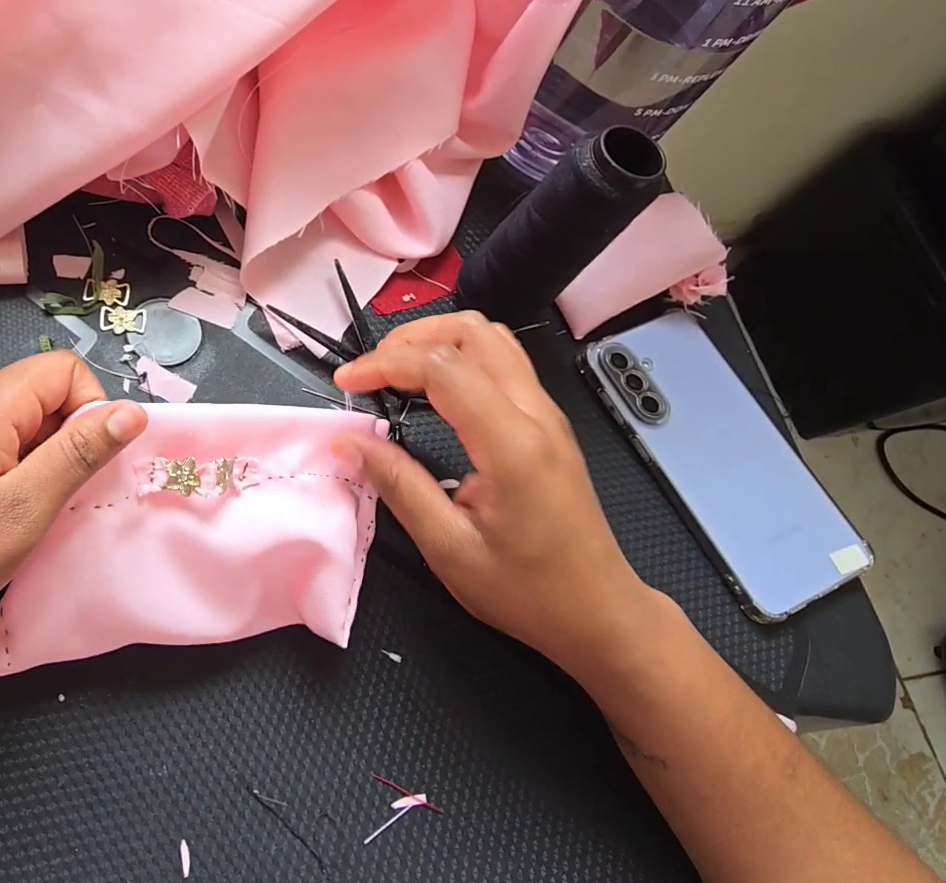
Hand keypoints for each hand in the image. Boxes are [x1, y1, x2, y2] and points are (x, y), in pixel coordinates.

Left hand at [0, 351, 146, 662]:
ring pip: (20, 423)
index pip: (68, 370)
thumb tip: (133, 411)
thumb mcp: (22, 509)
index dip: (93, 411)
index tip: (85, 469)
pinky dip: (12, 472)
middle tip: (55, 500)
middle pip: (44, 393)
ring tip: (25, 514)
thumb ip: (79, 454)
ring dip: (41, 461)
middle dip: (69, 439)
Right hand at [333, 312, 661, 671]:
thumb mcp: (449, 547)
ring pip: (492, 340)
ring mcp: (547, 415)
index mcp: (513, 444)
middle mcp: (536, 415)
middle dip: (412, 338)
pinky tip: (430, 390)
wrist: (599, 613)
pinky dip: (458, 359)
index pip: (444, 367)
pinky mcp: (547, 424)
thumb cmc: (526, 590)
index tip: (347, 383)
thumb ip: (398, 485)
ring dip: (438, 341)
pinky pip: (502, 364)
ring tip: (395, 372)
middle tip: (371, 370)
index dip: (387, 363)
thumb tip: (349, 443)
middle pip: (474, 332)